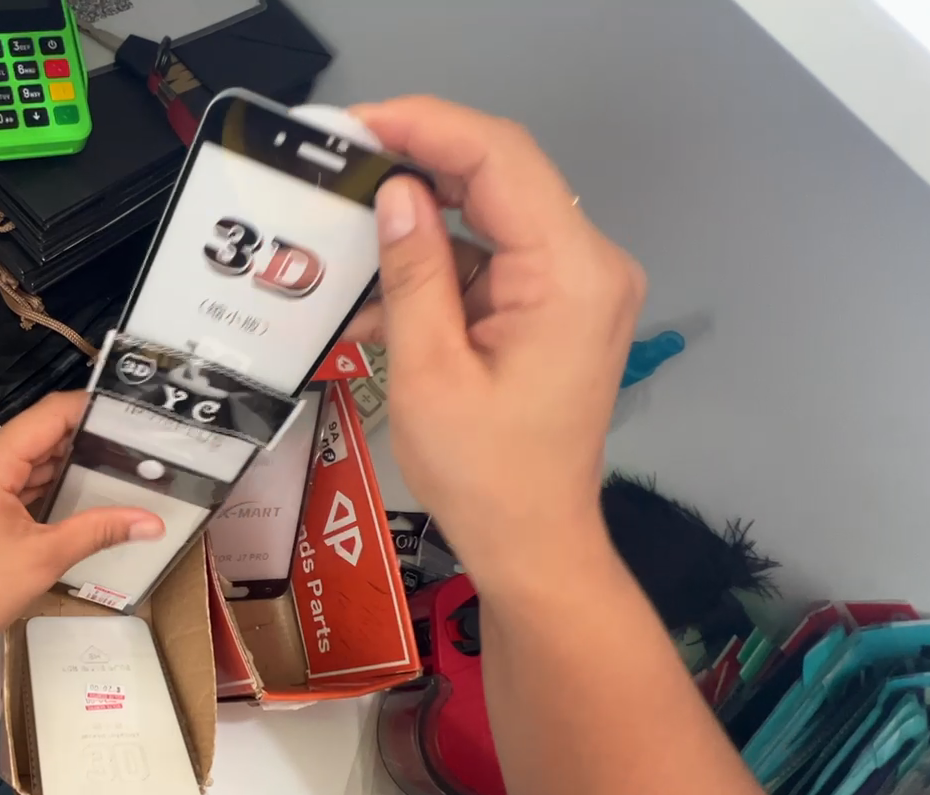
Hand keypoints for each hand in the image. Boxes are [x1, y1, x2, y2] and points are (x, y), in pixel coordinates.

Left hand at [0, 391, 164, 671]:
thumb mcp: (44, 559)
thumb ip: (100, 529)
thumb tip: (153, 522)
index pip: (48, 415)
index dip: (91, 410)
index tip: (131, 418)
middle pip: (34, 434)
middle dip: (80, 443)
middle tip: (132, 454)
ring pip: (18, 455)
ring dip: (56, 465)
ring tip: (109, 472)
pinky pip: (1, 474)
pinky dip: (31, 482)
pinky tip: (68, 493)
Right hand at [346, 97, 645, 591]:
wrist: (528, 537)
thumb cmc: (480, 471)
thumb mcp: (429, 371)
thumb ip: (414, 275)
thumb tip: (394, 197)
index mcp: (568, 275)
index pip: (500, 161)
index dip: (428, 127)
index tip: (360, 122)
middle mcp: (586, 267)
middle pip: (499, 183)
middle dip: (418, 170)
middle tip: (344, 168)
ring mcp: (572, 290)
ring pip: (487, 228)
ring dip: (418, 240)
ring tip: (348, 258)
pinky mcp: (550, 314)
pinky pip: (487, 272)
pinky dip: (434, 281)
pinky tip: (381, 309)